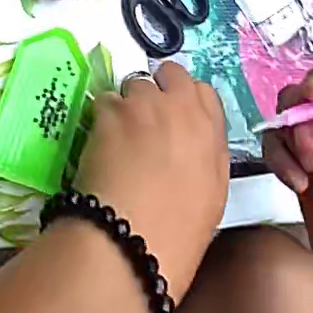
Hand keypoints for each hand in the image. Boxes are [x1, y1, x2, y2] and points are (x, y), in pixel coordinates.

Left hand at [74, 62, 228, 300]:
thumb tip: (194, 139)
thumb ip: (207, 152)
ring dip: (128, 102)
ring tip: (119, 135)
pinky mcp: (110, 111)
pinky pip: (104, 99)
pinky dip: (102, 116)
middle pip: (169, 74)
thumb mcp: (212, 192)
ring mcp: (144, 105)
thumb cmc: (179, 231)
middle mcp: (180, 108)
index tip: (172, 114)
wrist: (134, 239)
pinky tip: (100, 142)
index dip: (184, 97)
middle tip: (143, 116)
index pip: (202, 90)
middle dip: (157, 88)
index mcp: (211, 131)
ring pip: (133, 83)